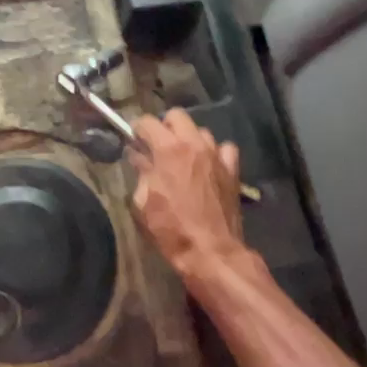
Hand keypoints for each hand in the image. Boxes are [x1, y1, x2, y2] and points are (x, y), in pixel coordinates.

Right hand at [129, 108, 247, 277]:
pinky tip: (208, 166)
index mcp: (168, 149)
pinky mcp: (233, 170)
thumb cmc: (170, 228)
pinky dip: (215, 153)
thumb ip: (141, 173)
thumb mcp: (143, 202)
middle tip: (158, 146)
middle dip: (164, 126)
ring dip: (190, 139)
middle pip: (177, 116)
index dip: (137, 129)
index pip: (147, 122)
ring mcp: (216, 155)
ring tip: (183, 158)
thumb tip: (139, 157)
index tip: (134, 140)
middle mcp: (194, 144)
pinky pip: (224, 149)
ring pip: (202, 131)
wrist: (210, 250)